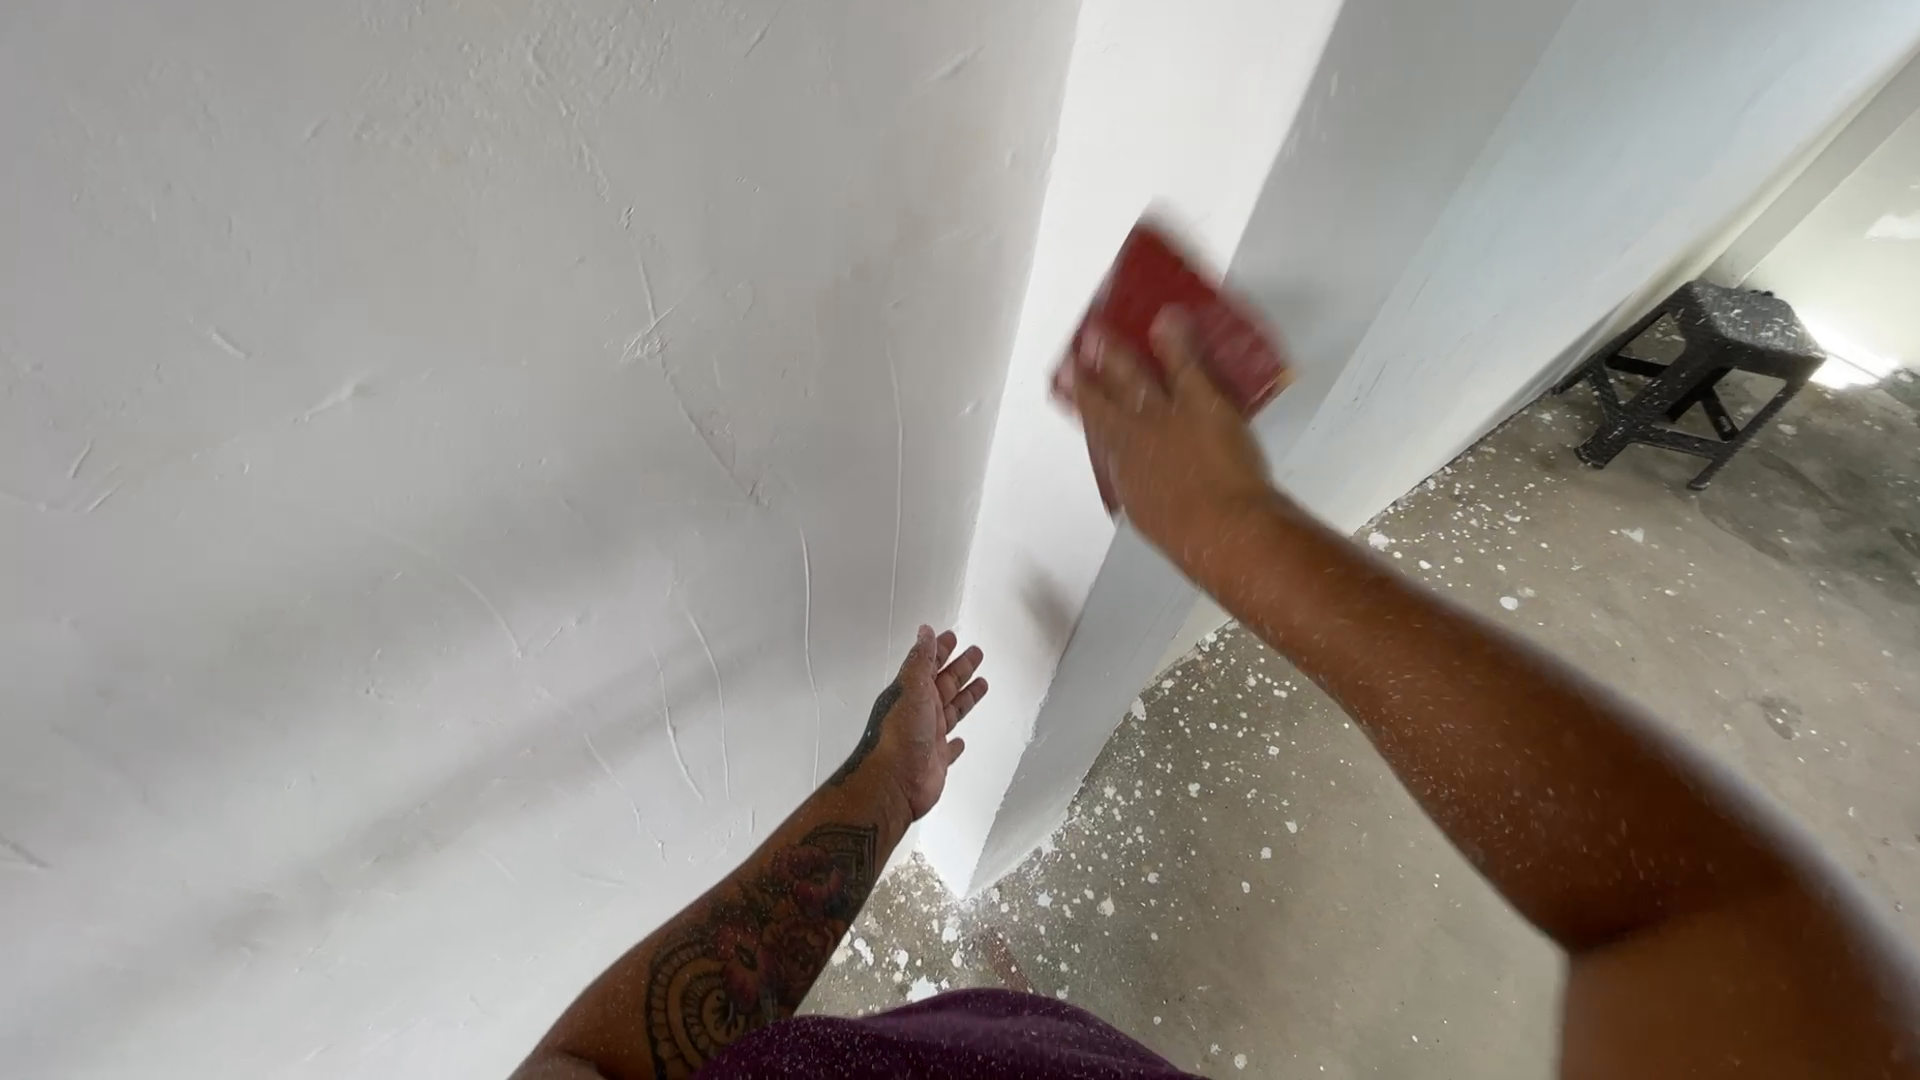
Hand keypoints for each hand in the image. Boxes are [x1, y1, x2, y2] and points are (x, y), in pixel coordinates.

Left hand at [833, 627, 985, 820]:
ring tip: (980, 684)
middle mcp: (920, 712)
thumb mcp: (911, 689)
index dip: (941, 650)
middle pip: (946, 685)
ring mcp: (928, 737)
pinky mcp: (936, 761)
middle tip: (975, 654)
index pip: (930, 665)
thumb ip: (920, 660)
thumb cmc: (897, 738)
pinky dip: (956, 744)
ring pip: (951, 712)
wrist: (893, 783)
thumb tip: (924, 632)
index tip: (951, 637)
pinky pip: (949, 749)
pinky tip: (960, 740)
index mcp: (913, 693)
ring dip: (965, 698)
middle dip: (961, 669)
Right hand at [1070, 308, 1277, 569]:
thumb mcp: (1148, 513)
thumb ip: (1139, 486)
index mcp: (1122, 466)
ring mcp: (1164, 416)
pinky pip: (1184, 365)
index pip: (1095, 428)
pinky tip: (1168, 319)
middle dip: (1087, 374)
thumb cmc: (1186, 535)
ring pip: (1133, 377)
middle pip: (1103, 399)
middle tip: (1076, 351)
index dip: (1080, 404)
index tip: (1067, 385)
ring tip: (1101, 331)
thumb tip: (1138, 478)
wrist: (1221, 528)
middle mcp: (1133, 436)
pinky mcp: (1198, 402)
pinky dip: (1175, 340)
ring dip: (1115, 352)